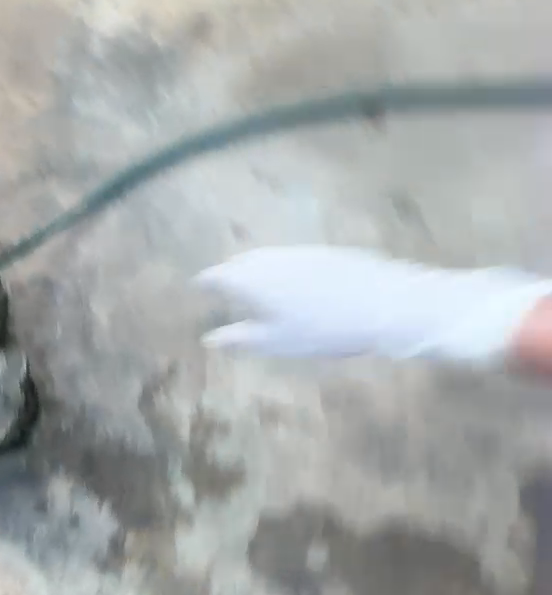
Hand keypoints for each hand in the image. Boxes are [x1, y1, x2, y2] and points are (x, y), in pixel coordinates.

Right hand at [195, 246, 551, 366]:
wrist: (395, 306)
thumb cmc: (324, 329)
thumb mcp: (276, 342)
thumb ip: (237, 339)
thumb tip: (208, 340)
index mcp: (247, 279)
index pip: (212, 276)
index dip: (203, 284)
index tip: (198, 290)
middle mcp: (267, 259)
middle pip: (238, 262)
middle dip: (229, 273)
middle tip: (228, 289)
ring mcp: (300, 252)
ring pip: (267, 258)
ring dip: (258, 269)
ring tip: (262, 286)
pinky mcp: (330, 253)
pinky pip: (295, 258)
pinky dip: (286, 268)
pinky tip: (300, 285)